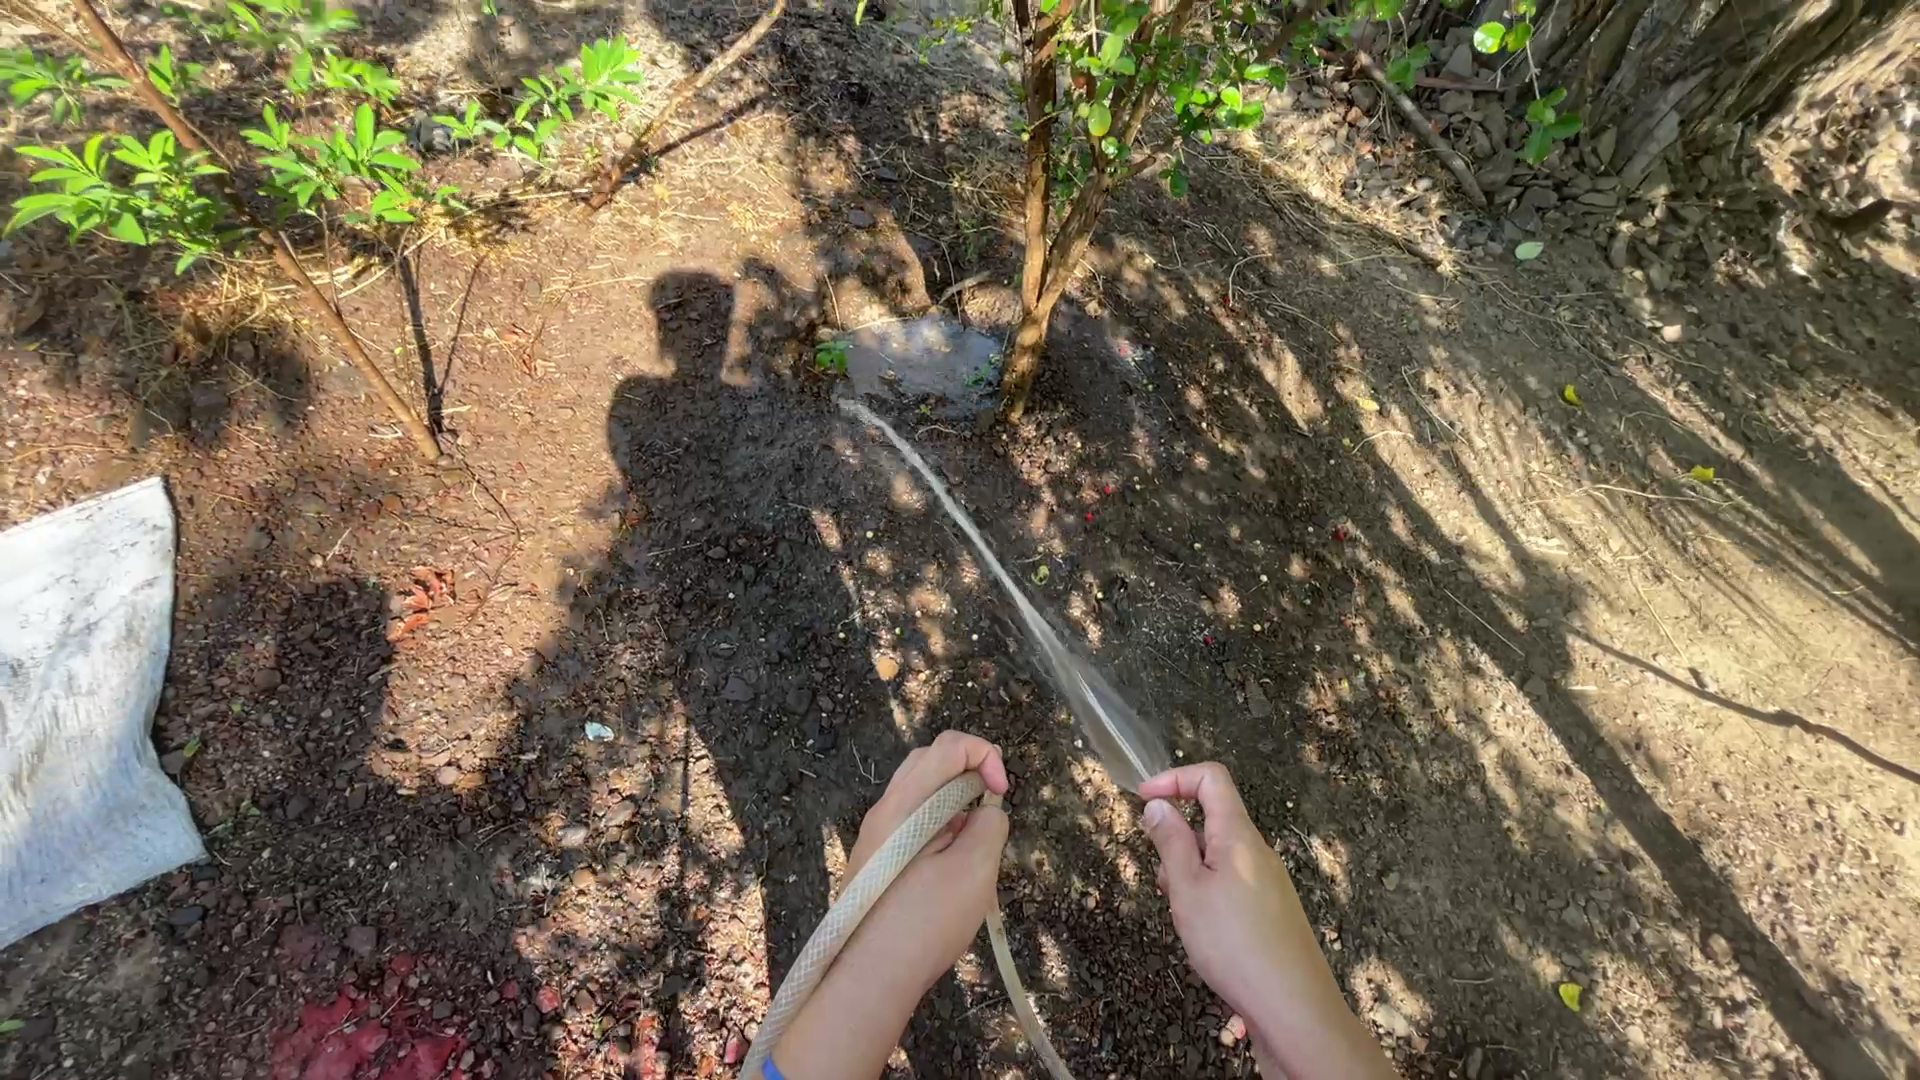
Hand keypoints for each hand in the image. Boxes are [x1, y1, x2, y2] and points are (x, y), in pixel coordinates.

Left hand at [840, 729, 1010, 990]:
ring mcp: (877, 833)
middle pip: (930, 759)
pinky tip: (952, 864)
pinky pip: (914, 820)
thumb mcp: (974, 870)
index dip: (986, 755)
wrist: (867, 976)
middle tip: (993, 799)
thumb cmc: (924, 920)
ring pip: (921, 791)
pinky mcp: (878, 858)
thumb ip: (989, 826)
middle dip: (969, 769)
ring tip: (975, 838)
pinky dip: (941, 824)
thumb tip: (986, 812)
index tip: (1002, 794)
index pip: (950, 745)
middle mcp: (886, 808)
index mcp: (906, 800)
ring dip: (956, 800)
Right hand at [1139, 763, 1392, 1079]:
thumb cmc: (1234, 944)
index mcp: (1238, 835)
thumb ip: (1169, 842)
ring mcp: (1268, 882)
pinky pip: (1232, 884)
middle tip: (1163, 882)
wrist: (1297, 1013)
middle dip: (1176, 841)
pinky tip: (1204, 935)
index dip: (1174, 777)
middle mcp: (1257, 851)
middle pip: (1211, 820)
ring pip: (1217, 857)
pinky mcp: (1272, 911)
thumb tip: (1158, 803)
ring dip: (1190, 873)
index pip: (1211, 778)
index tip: (1143, 800)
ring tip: (1183, 917)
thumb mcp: (1187, 889)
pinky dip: (1208, 895)